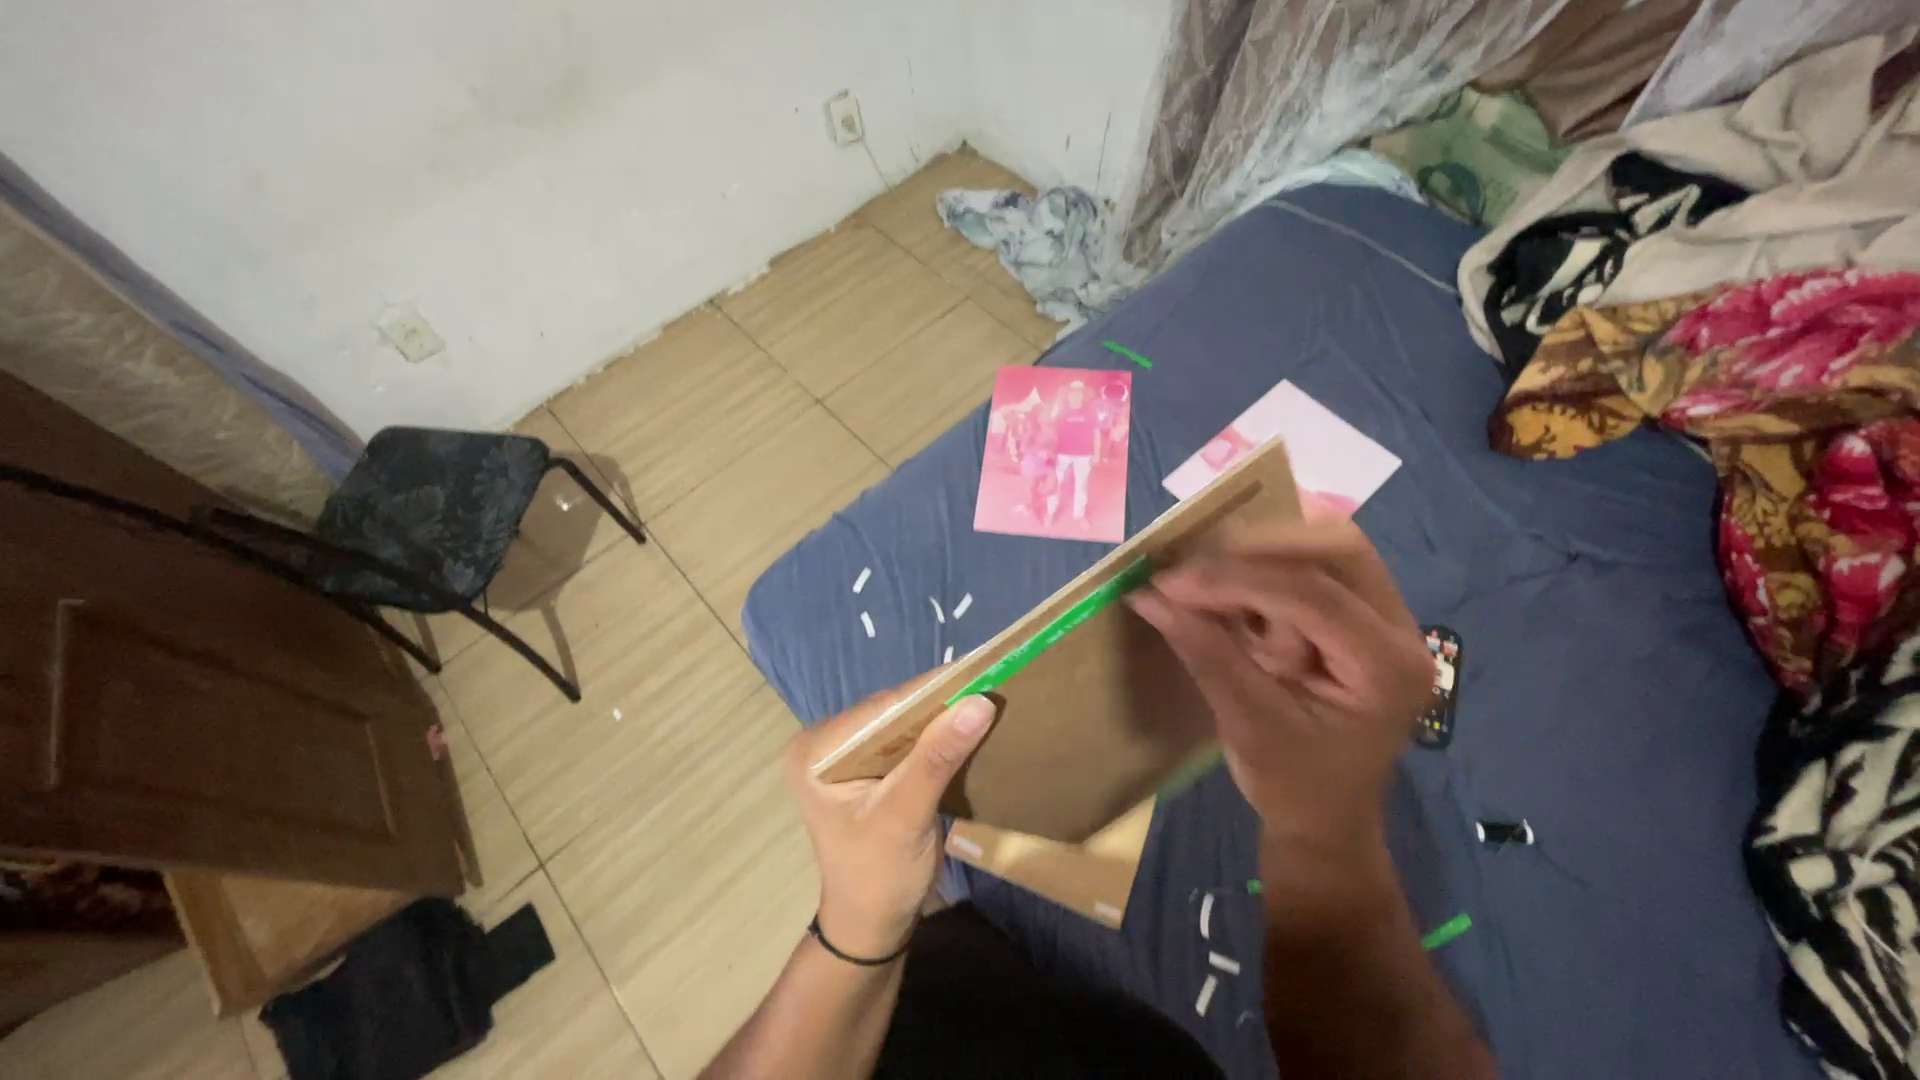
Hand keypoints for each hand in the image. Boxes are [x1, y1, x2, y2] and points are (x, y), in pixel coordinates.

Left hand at [783, 676, 996, 957]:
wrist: (872, 926)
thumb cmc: (878, 877)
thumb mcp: (906, 816)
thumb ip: (937, 758)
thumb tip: (979, 702)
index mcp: (815, 751)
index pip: (881, 709)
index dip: (930, 690)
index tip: (980, 669)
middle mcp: (825, 743)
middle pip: (892, 711)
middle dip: (939, 702)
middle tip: (991, 680)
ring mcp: (847, 755)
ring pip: (903, 722)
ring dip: (942, 716)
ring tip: (988, 696)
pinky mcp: (870, 767)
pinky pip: (907, 739)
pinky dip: (937, 736)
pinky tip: (969, 726)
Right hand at [1126, 519, 1429, 845]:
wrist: (1326, 816)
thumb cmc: (1293, 783)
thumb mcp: (1245, 723)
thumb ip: (1205, 651)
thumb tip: (1148, 593)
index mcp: (1387, 668)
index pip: (1313, 596)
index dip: (1236, 579)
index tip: (1169, 580)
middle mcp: (1400, 629)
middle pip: (1336, 548)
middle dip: (1258, 546)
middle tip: (1190, 564)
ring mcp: (1384, 616)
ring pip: (1325, 547)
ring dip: (1260, 556)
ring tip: (1205, 583)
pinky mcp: (1358, 613)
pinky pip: (1314, 565)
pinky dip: (1265, 566)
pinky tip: (1226, 586)